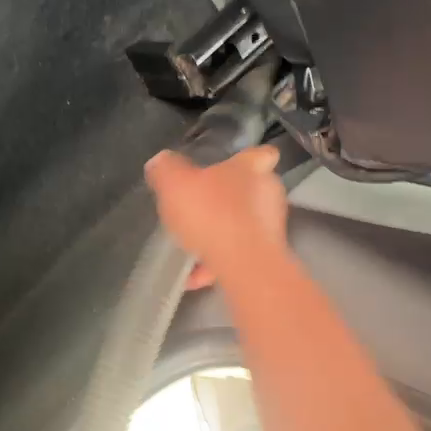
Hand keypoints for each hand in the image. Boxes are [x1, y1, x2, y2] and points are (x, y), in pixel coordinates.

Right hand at [144, 144, 288, 288]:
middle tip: (199, 209)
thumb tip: (160, 161)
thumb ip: (165, 170)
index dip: (246, 160)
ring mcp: (270, 226)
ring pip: (244, 225)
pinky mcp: (266, 255)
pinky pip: (237, 255)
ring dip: (220, 234)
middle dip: (227, 200)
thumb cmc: (210, 213)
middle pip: (251, 190)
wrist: (243, 263)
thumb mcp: (173, 184)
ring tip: (190, 248)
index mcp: (249, 169)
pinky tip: (193, 276)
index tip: (230, 168)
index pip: (261, 154)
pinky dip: (216, 262)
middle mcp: (267, 193)